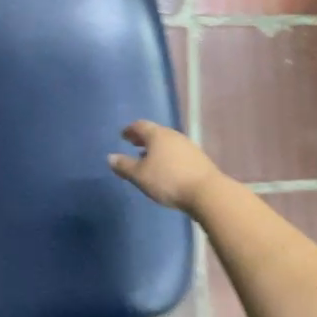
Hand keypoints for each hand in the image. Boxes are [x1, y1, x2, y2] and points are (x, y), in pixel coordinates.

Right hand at [108, 121, 225, 211]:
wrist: (205, 191)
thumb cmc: (168, 180)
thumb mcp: (140, 176)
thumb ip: (125, 166)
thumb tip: (110, 157)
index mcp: (157, 135)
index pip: (140, 126)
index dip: (130, 130)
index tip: (123, 135)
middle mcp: (173, 135)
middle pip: (155, 132)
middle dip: (143, 138)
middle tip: (133, 143)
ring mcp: (187, 145)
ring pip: (167, 142)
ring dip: (155, 147)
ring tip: (147, 157)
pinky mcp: (197, 157)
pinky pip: (176, 151)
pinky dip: (167, 155)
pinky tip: (165, 167)